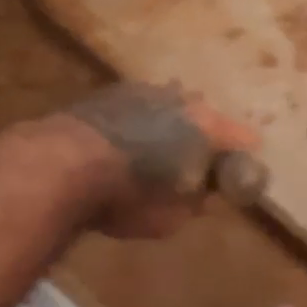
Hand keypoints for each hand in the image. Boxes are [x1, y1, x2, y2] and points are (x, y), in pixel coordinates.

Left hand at [59, 83, 258, 238]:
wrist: (61, 165)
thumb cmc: (129, 196)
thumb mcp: (174, 216)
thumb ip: (199, 200)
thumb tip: (207, 192)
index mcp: (208, 126)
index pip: (243, 138)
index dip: (245, 158)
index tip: (243, 176)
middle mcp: (182, 99)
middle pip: (207, 116)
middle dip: (207, 137)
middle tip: (200, 164)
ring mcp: (145, 90)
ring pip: (172, 105)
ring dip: (172, 125)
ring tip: (161, 151)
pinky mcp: (110, 92)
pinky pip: (140, 106)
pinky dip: (141, 122)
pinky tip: (129, 142)